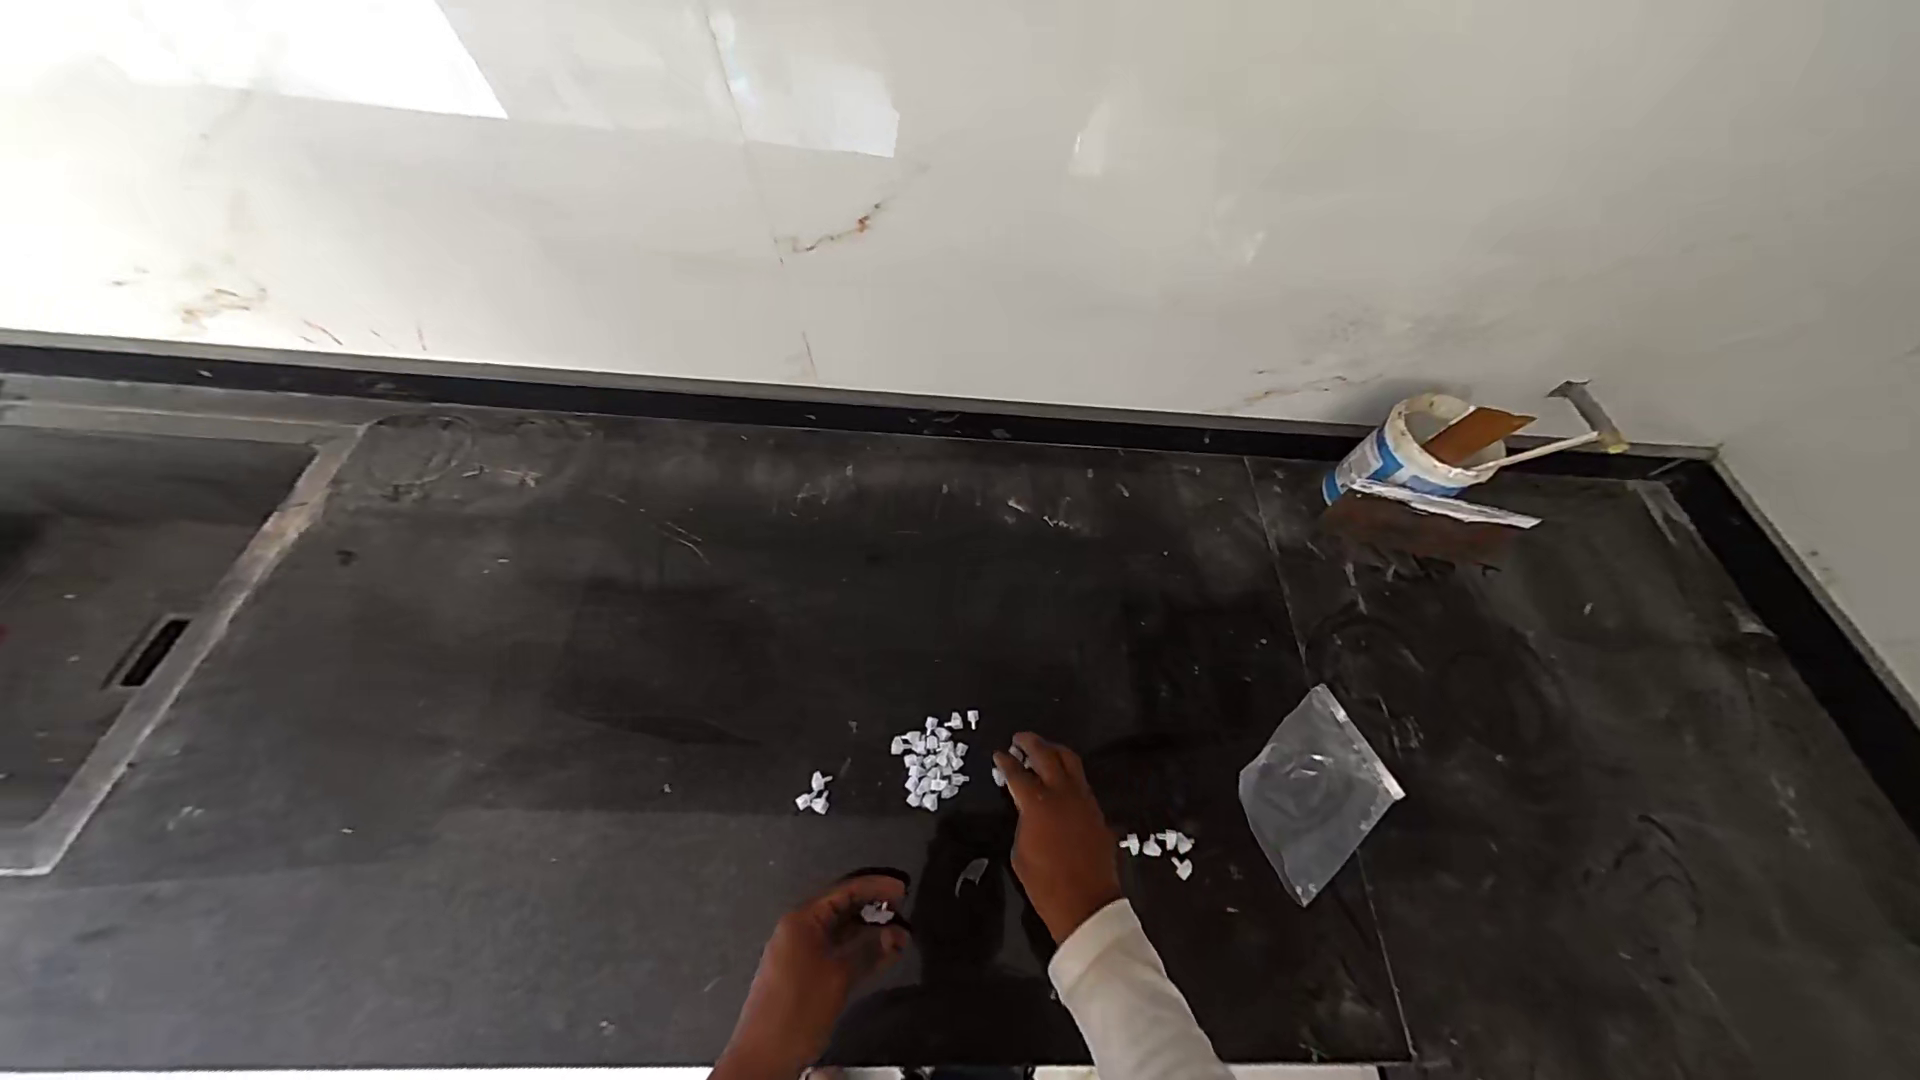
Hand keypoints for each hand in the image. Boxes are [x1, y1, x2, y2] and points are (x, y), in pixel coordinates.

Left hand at [713, 873, 911, 1079]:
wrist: (760, 1063)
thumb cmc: (797, 1012)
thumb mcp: (839, 977)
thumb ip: (870, 950)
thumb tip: (896, 933)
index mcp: (802, 920)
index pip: (844, 890)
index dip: (876, 887)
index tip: (902, 889)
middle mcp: (799, 929)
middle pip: (843, 909)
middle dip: (874, 910)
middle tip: (903, 911)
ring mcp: (800, 952)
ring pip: (842, 932)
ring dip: (869, 934)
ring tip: (900, 937)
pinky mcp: (804, 974)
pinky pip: (836, 951)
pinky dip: (858, 952)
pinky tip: (882, 956)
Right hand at [993, 732, 1123, 943]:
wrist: (1085, 904)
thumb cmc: (1044, 883)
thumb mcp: (1020, 849)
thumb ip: (1022, 819)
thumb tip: (1025, 806)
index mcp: (1037, 803)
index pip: (1017, 772)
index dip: (1005, 761)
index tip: (999, 754)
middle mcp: (1062, 793)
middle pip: (1045, 754)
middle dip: (1029, 742)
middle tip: (1019, 738)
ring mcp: (1083, 799)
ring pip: (1069, 760)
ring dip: (1053, 750)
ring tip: (1042, 748)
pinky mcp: (1097, 809)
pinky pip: (1081, 780)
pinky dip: (1068, 771)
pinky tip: (1060, 776)